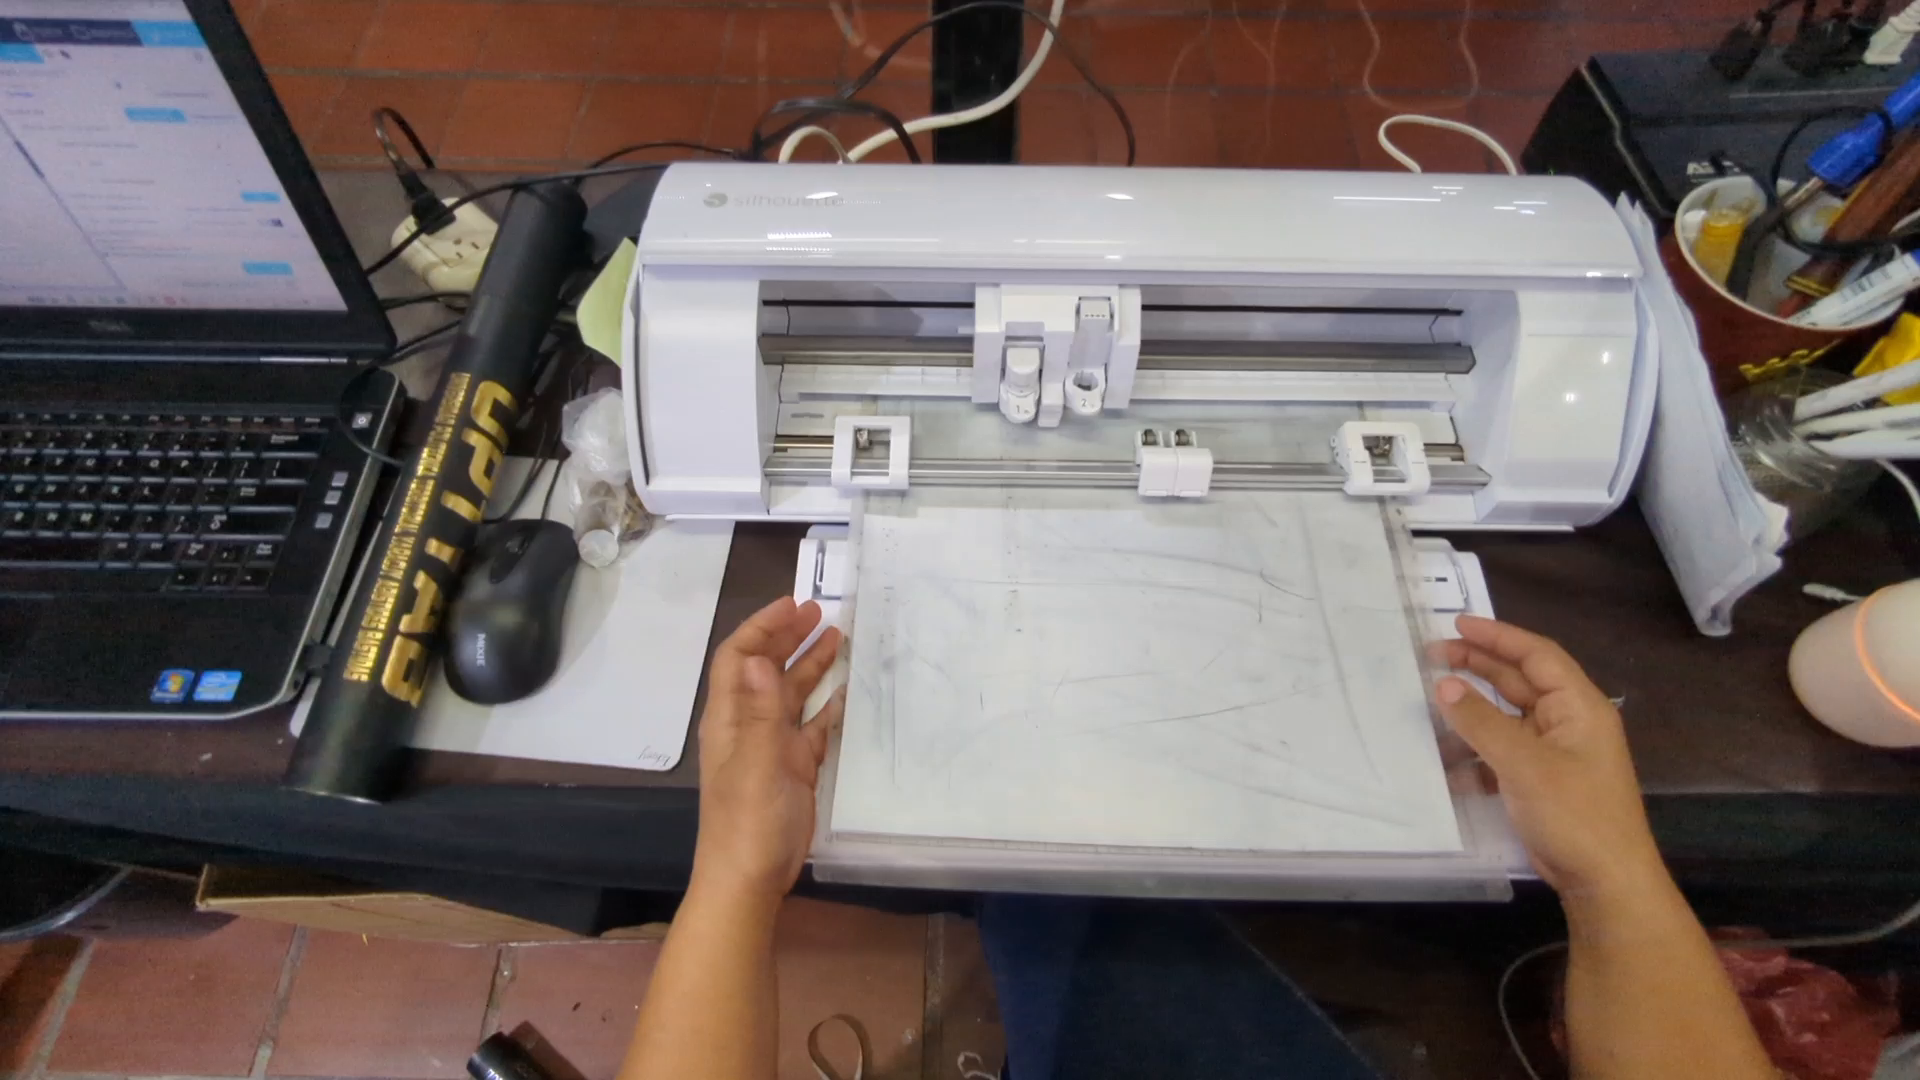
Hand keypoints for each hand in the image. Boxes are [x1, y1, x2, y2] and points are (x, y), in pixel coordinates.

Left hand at [692, 597, 844, 902]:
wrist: (751, 879)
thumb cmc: (748, 820)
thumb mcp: (756, 762)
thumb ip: (760, 710)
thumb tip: (756, 658)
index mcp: (731, 718)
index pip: (739, 658)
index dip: (762, 628)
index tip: (793, 605)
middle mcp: (750, 724)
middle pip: (766, 669)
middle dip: (788, 637)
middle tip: (820, 612)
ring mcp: (773, 745)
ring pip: (792, 693)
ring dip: (810, 664)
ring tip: (838, 637)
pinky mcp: (794, 765)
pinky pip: (813, 724)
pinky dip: (828, 704)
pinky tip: (848, 690)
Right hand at [1434, 616, 1668, 905]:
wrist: (1604, 882)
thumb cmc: (1574, 814)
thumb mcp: (1523, 763)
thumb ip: (1480, 720)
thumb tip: (1442, 684)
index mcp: (1579, 709)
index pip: (1537, 656)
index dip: (1498, 636)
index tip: (1456, 625)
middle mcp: (1567, 722)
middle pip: (1518, 679)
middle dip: (1477, 663)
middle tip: (1431, 653)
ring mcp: (1552, 750)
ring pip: (1504, 711)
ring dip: (1470, 701)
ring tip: (1430, 693)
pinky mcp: (1536, 776)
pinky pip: (1497, 744)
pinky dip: (1471, 739)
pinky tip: (1443, 746)